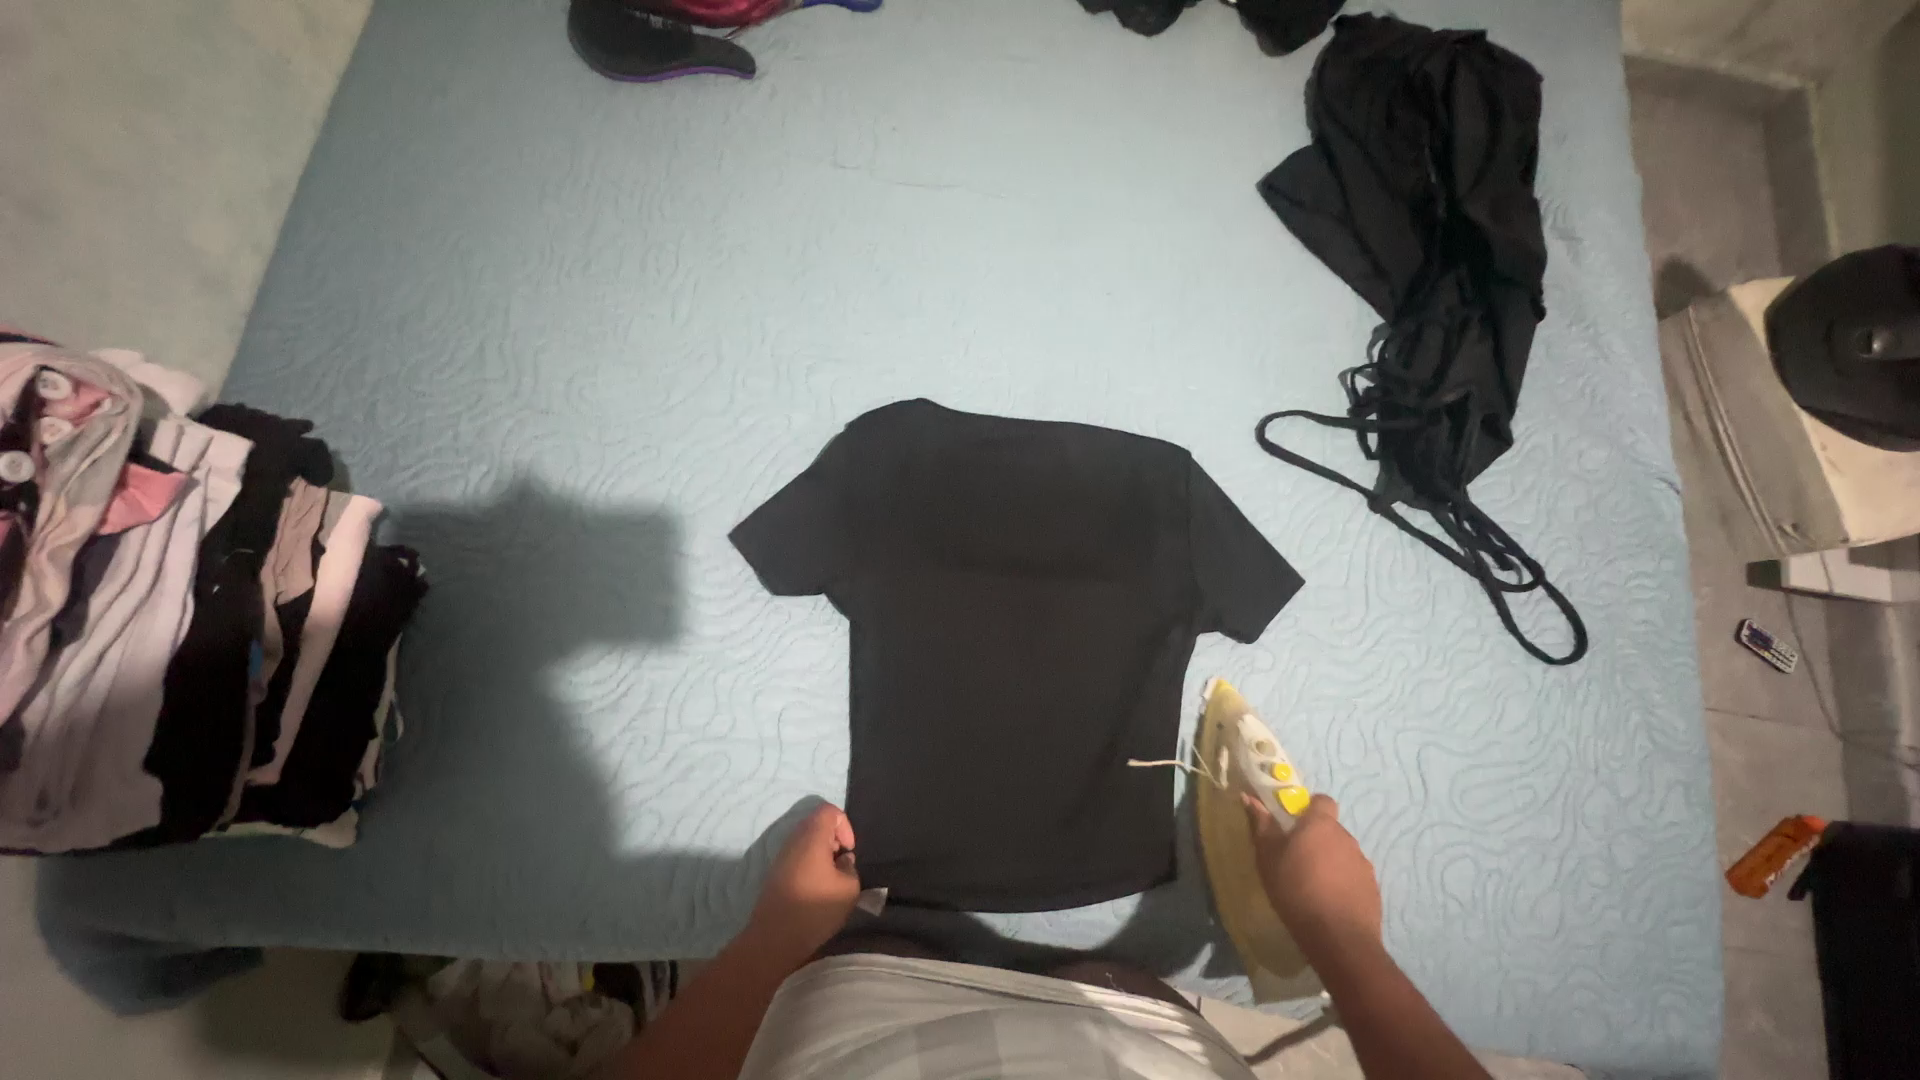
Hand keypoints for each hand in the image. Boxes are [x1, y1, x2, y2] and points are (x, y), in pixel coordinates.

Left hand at [745, 802, 861, 963]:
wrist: (774, 939)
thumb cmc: (815, 909)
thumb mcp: (849, 889)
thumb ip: (850, 867)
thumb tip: (843, 860)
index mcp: (811, 837)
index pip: (829, 811)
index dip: (844, 825)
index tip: (849, 850)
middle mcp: (793, 840)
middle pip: (816, 824)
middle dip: (834, 839)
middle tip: (843, 863)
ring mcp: (781, 857)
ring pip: (806, 841)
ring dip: (822, 853)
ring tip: (832, 879)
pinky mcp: (775, 873)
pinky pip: (797, 856)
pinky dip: (811, 864)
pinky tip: (816, 889)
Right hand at [1242, 793, 1382, 962]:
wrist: (1339, 938)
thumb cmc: (1296, 889)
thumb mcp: (1268, 857)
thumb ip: (1262, 825)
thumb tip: (1250, 797)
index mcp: (1321, 825)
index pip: (1322, 800)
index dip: (1309, 808)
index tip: (1294, 824)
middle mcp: (1346, 838)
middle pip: (1331, 829)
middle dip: (1316, 838)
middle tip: (1296, 858)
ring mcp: (1363, 864)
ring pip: (1343, 853)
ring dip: (1330, 861)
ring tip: (1313, 885)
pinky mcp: (1373, 889)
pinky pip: (1354, 876)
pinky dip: (1342, 882)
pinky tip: (1329, 902)